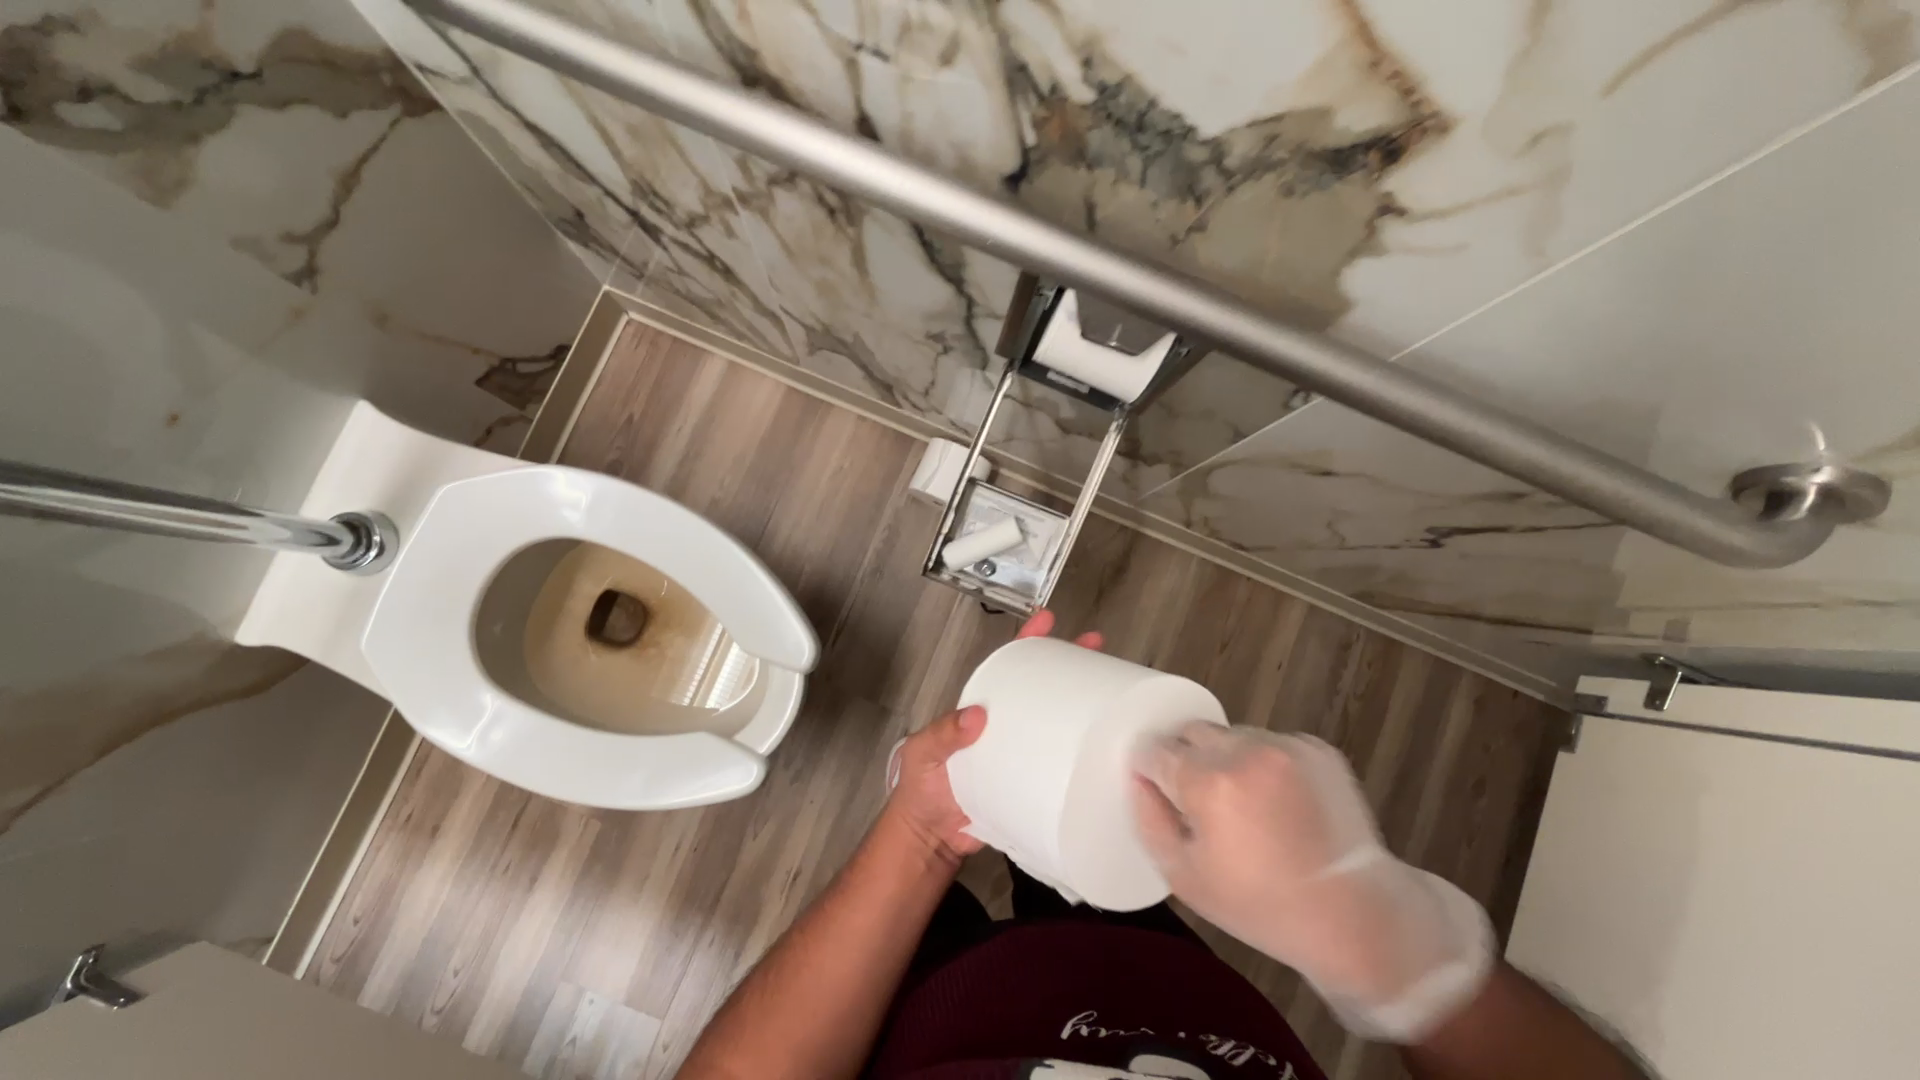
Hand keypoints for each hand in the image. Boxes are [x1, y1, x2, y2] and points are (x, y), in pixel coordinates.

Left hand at [882, 610, 1103, 865]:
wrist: (931, 838)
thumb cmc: (921, 789)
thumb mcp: (923, 752)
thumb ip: (943, 735)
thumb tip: (977, 716)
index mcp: (981, 710)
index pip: (1005, 667)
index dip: (1027, 642)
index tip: (1047, 620)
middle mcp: (1006, 726)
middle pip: (1041, 686)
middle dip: (1069, 663)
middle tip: (1096, 645)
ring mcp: (1022, 753)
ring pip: (1055, 720)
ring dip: (1081, 703)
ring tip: (1112, 688)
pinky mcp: (1032, 781)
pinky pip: (1058, 760)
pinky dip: (1079, 751)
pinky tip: (1103, 748)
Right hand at [1131, 723, 1494, 1042]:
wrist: (1355, 915)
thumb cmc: (1260, 905)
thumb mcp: (1185, 877)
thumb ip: (1148, 819)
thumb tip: (1138, 779)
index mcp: (1208, 781)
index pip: (1154, 749)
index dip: (1151, 772)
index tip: (1163, 797)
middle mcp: (1246, 750)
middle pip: (1192, 732)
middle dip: (1188, 759)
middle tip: (1204, 803)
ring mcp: (1287, 746)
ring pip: (1232, 735)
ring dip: (1227, 758)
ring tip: (1246, 804)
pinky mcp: (1319, 749)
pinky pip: (1271, 742)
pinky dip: (1265, 763)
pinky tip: (1279, 802)